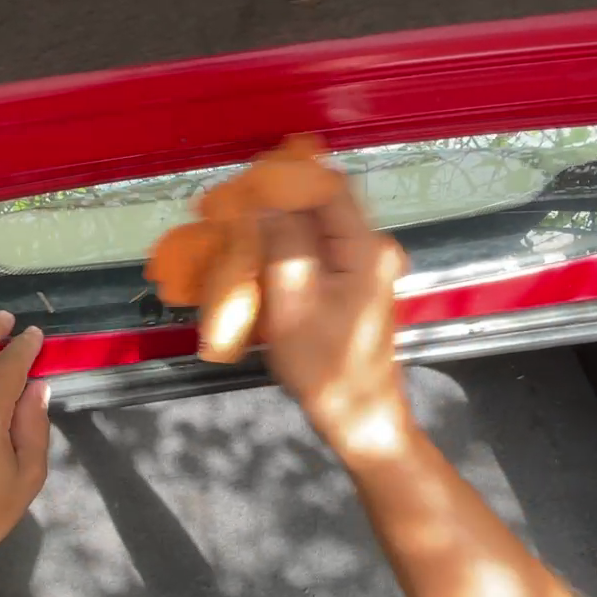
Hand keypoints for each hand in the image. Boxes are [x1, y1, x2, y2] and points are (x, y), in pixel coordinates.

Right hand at [260, 187, 413, 458]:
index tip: (239, 187)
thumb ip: (281, 241)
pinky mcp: (350, 286)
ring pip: (313, 229)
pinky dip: (283, 252)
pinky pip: (314, 254)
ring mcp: (363, 268)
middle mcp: (370, 249)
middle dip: (270, 203)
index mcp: (365, 247)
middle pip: (318, 205)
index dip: (280, 179)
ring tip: (233, 233)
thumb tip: (261, 198)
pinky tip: (255, 261)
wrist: (359, 417)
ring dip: (273, 227)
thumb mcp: (294, 301)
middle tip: (226, 210)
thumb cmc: (326, 366)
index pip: (325, 185)